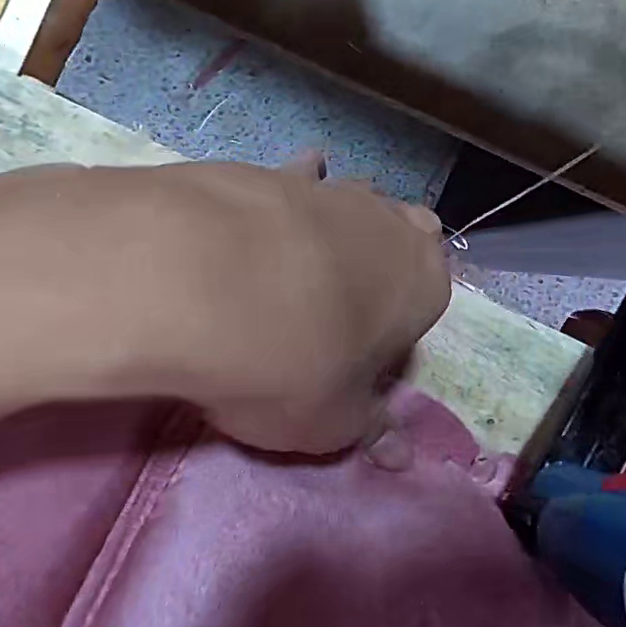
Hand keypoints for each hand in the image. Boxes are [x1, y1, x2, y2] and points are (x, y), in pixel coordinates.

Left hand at [0, 157, 449, 456]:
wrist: (199, 284)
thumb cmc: (292, 364)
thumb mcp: (333, 421)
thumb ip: (369, 429)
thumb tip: (400, 456)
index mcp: (421, 279)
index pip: (426, 300)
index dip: (396, 327)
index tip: (360, 353)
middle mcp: (384, 221)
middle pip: (390, 240)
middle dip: (371, 264)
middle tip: (332, 306)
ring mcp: (322, 190)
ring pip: (337, 206)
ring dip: (324, 230)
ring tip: (285, 265)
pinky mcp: (262, 170)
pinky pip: (278, 187)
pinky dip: (270, 204)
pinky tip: (243, 218)